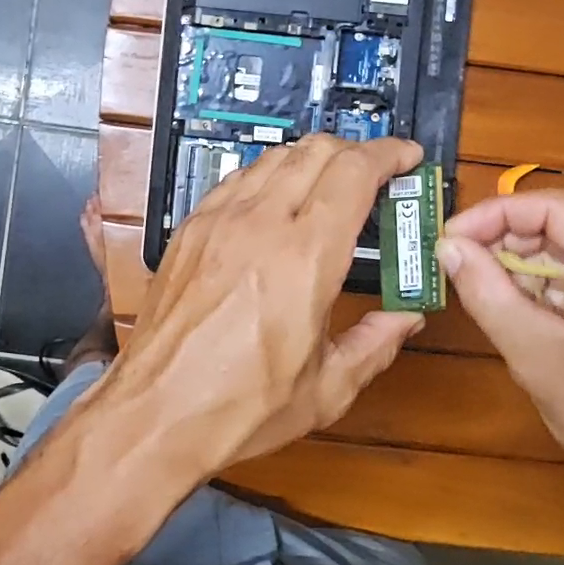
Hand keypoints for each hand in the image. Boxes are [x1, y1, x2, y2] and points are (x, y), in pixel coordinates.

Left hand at [107, 135, 426, 468]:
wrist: (156, 413)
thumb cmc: (238, 407)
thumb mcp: (327, 389)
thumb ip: (375, 343)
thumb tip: (405, 317)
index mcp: (305, 258)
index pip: (354, 172)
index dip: (389, 154)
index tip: (407, 158)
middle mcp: (260, 225)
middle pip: (316, 151)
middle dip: (355, 152)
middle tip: (375, 175)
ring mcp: (219, 222)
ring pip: (275, 157)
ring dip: (312, 160)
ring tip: (329, 186)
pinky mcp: (191, 230)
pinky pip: (237, 179)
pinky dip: (269, 176)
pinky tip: (276, 203)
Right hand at [436, 190, 563, 498]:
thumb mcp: (534, 351)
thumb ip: (486, 291)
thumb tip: (446, 246)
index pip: (555, 208)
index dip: (495, 214)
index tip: (449, 236)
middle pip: (562, 223)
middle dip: (505, 238)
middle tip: (455, 260)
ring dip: (519, 261)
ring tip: (476, 282)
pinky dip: (541, 282)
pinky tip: (509, 300)